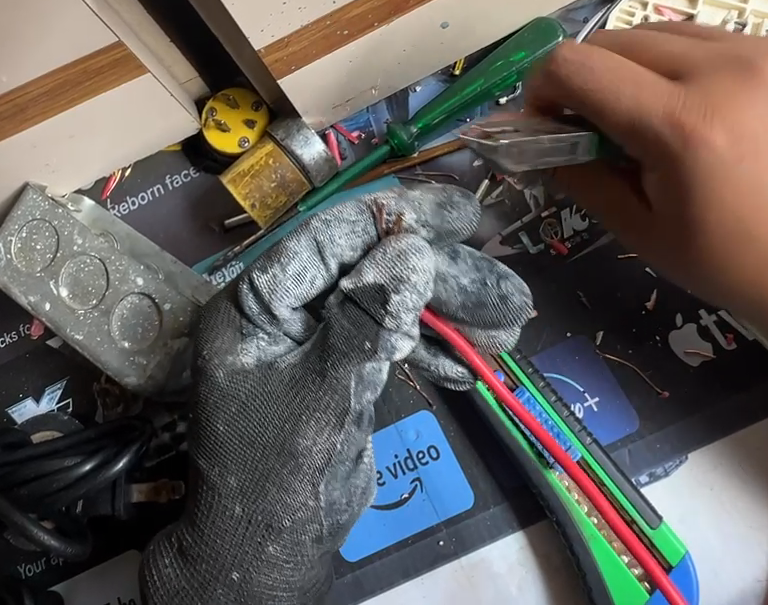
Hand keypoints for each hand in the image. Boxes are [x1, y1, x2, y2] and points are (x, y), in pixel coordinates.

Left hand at [141, 185, 531, 604]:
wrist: (270, 555)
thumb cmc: (279, 479)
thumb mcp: (324, 395)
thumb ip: (367, 321)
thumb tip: (413, 250)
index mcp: (258, 300)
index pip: (331, 236)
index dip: (397, 216)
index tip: (460, 212)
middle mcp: (286, 305)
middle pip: (371, 266)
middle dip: (441, 278)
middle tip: (506, 290)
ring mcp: (316, 332)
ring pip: (389, 300)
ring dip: (449, 314)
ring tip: (508, 326)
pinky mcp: (343, 360)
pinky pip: (391, 336)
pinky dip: (433, 347)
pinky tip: (469, 364)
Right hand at [526, 23, 767, 357]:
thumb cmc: (757, 274)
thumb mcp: (650, 238)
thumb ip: (582, 179)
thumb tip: (540, 143)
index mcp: (684, 126)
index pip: (572, 65)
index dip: (539, 88)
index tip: (545, 121)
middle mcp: (726, 68)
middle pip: (611, 40)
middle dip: (585, 78)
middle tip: (595, 128)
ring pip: (661, 32)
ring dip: (634, 67)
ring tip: (656, 120)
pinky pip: (712, 40)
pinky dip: (686, 66)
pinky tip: (711, 112)